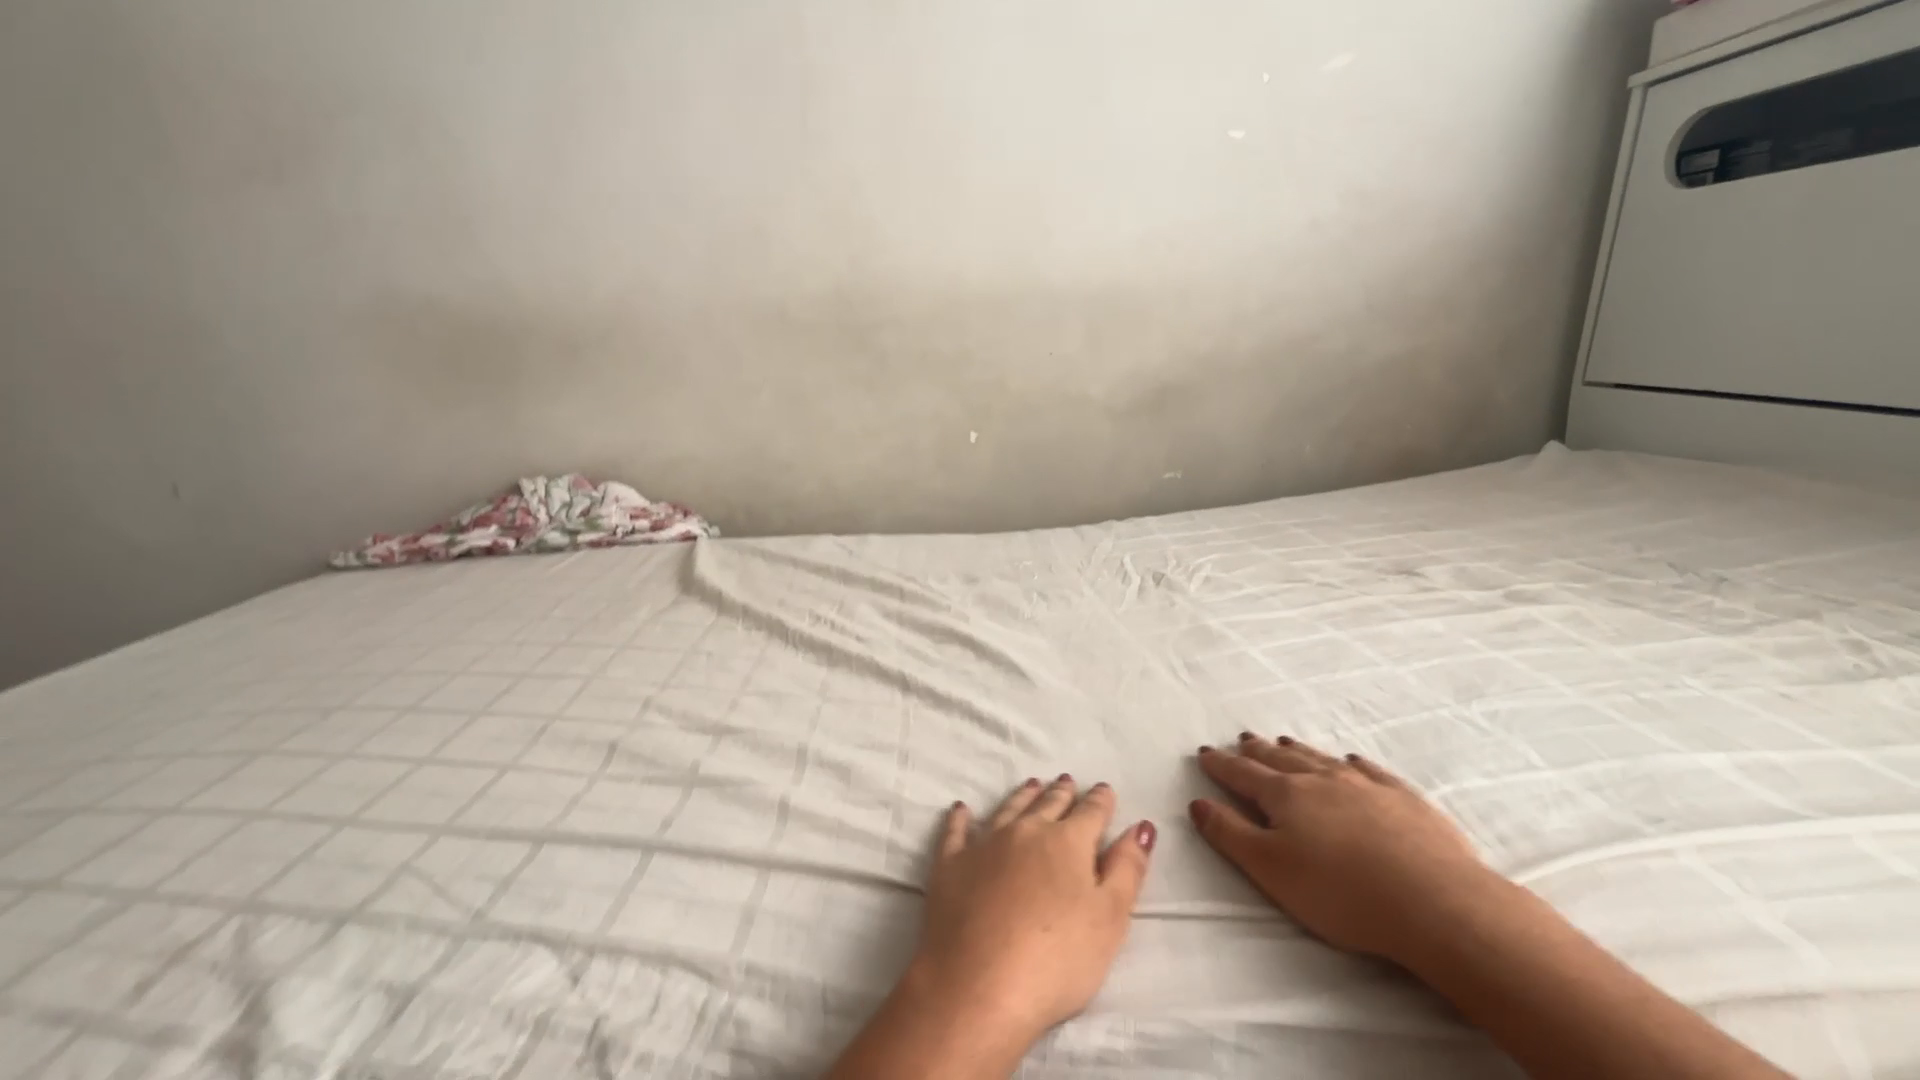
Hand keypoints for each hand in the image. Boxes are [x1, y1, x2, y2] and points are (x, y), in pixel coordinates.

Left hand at [909, 776, 1155, 1042]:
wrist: (977, 987)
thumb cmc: (1056, 960)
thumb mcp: (1110, 919)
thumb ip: (1127, 869)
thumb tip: (1141, 826)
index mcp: (1068, 843)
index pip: (1090, 813)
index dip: (1101, 801)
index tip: (1105, 790)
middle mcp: (1024, 833)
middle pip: (1047, 805)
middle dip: (1061, 793)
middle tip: (1067, 781)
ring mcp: (983, 846)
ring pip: (1007, 810)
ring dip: (1022, 797)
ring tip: (1031, 785)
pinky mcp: (948, 867)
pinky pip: (955, 832)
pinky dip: (960, 818)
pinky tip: (962, 809)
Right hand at [1190, 733, 1497, 962]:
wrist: (1436, 902)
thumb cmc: (1341, 893)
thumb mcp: (1270, 869)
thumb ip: (1230, 834)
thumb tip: (1198, 802)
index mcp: (1286, 797)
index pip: (1244, 775)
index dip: (1222, 765)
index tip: (1205, 753)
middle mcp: (1323, 781)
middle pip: (1282, 760)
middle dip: (1258, 751)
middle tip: (1242, 739)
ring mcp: (1368, 786)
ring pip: (1323, 760)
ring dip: (1299, 750)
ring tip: (1283, 740)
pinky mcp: (1406, 800)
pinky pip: (1371, 771)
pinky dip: (1353, 763)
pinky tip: (1351, 760)